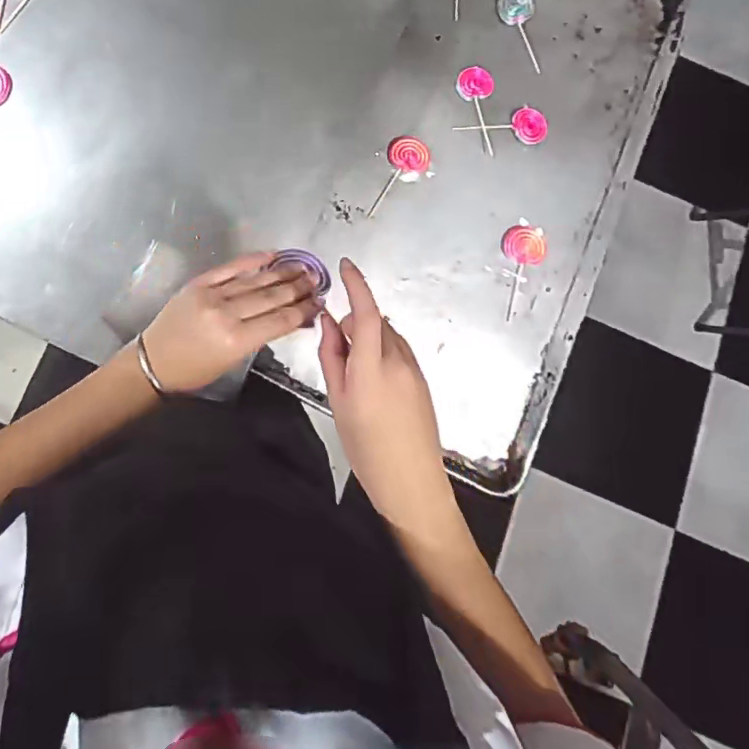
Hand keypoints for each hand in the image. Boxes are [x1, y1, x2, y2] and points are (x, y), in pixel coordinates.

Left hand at [140, 252, 321, 392]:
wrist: (154, 362)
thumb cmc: (194, 370)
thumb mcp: (233, 360)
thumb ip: (262, 336)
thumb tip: (293, 320)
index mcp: (236, 340)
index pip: (280, 320)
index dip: (303, 310)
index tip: (318, 302)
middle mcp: (226, 314)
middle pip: (271, 297)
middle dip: (298, 288)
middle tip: (317, 280)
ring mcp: (211, 296)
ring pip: (255, 281)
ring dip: (282, 273)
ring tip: (302, 267)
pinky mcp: (199, 284)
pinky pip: (230, 268)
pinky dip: (252, 260)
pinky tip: (271, 255)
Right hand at [317, 258, 451, 525]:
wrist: (412, 482)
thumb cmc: (366, 447)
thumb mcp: (337, 400)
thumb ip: (332, 356)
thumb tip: (327, 321)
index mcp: (371, 368)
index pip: (365, 313)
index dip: (356, 285)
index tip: (346, 266)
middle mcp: (398, 361)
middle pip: (374, 322)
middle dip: (353, 322)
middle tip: (334, 349)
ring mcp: (414, 370)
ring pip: (386, 336)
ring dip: (367, 337)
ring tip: (351, 373)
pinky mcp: (421, 380)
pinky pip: (397, 351)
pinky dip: (380, 351)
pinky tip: (371, 381)